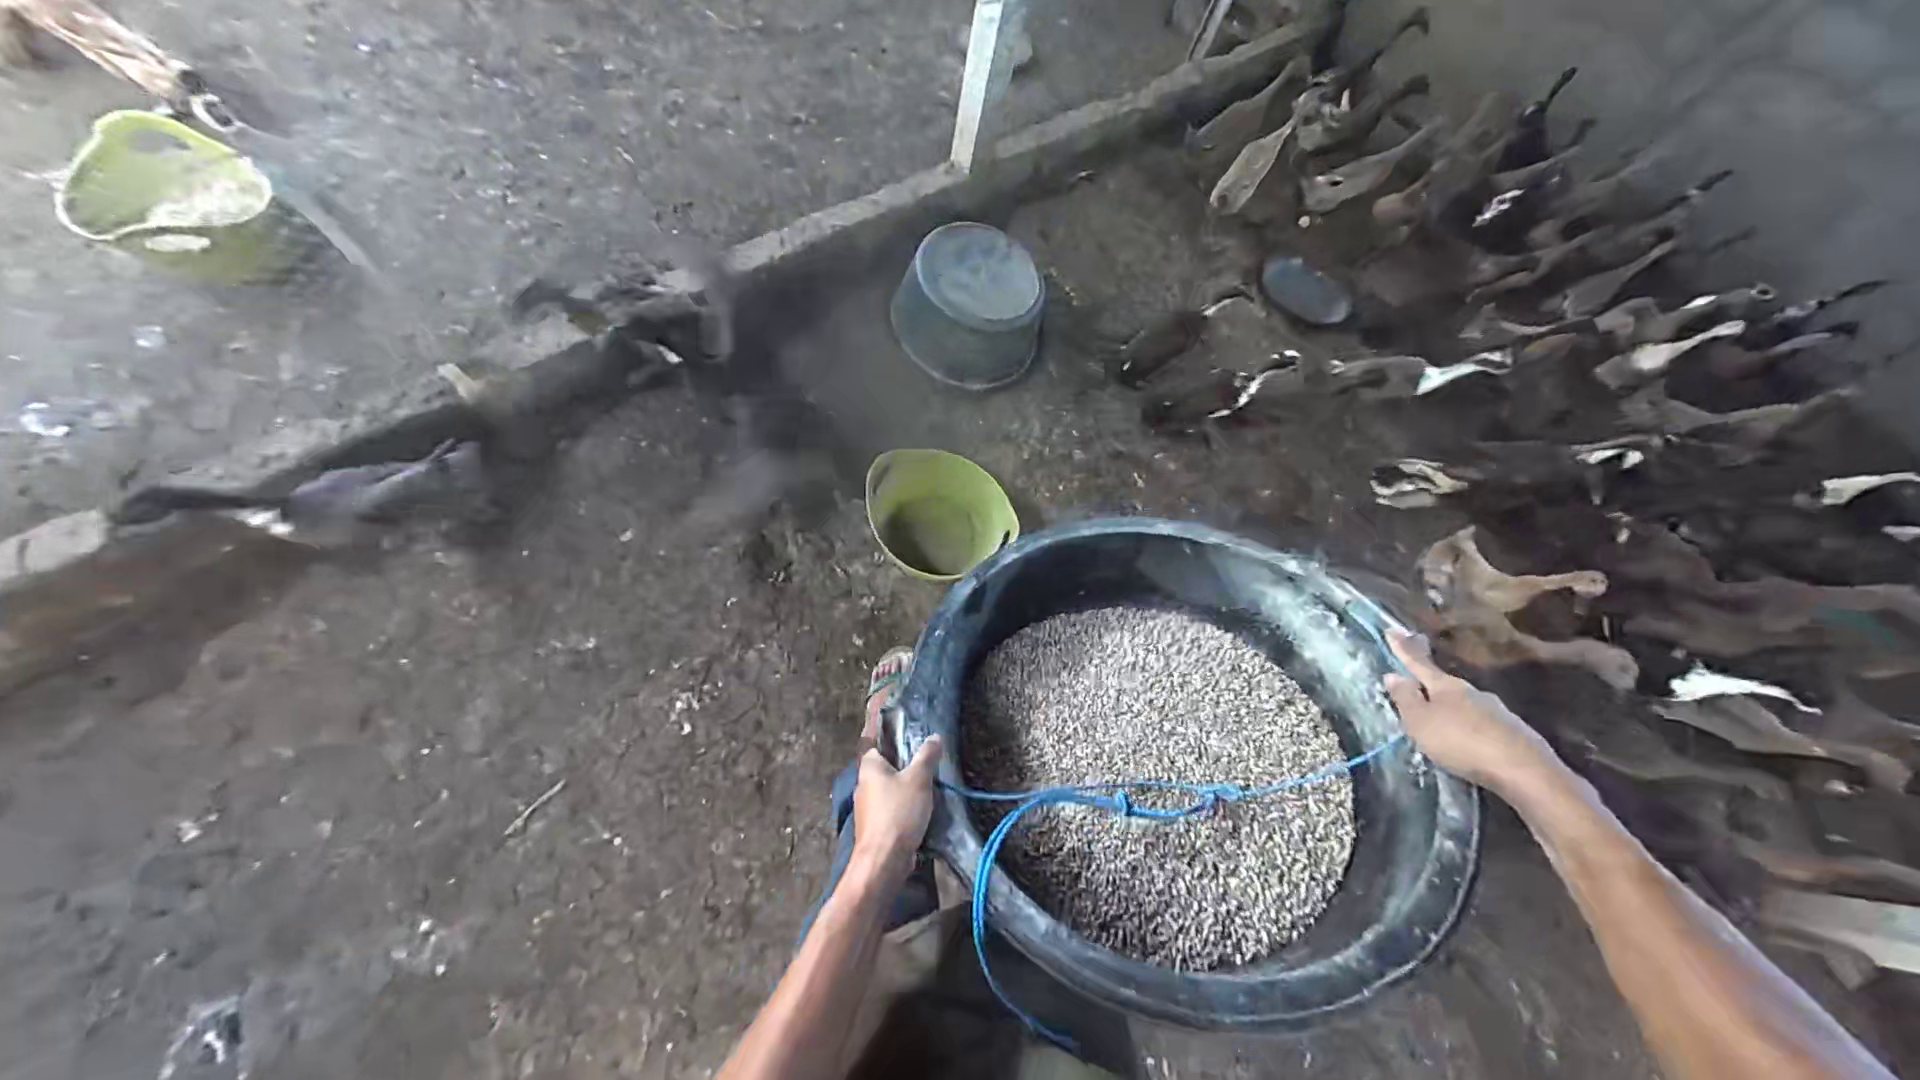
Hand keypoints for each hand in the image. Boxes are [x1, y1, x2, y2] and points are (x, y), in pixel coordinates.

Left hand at [851, 736, 942, 879]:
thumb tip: (934, 737)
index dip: (889, 734)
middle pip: (883, 765)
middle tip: (925, 757)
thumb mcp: (918, 779)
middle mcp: (863, 783)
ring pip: (887, 788)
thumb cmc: (898, 812)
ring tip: (927, 782)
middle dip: (901, 762)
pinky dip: (902, 805)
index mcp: (868, 765)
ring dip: (903, 786)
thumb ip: (927, 756)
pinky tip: (920, 809)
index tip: (907, 730)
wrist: (883, 861)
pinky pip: (890, 807)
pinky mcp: (874, 826)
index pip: (875, 741)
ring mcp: (867, 807)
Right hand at [1384, 632, 1563, 799]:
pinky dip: (1468, 728)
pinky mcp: (1512, 732)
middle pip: (1443, 685)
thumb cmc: (1460, 741)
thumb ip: (1406, 698)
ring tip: (1438, 725)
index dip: (1404, 648)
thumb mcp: (1420, 721)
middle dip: (1428, 686)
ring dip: (1449, 710)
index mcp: (1445, 686)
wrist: (1525, 772)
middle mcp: (1472, 692)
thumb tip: (1393, 675)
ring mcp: (1496, 711)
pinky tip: (1466, 742)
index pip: (1418, 663)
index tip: (1393, 630)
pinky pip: (1481, 724)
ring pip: (1464, 705)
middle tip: (1413, 689)